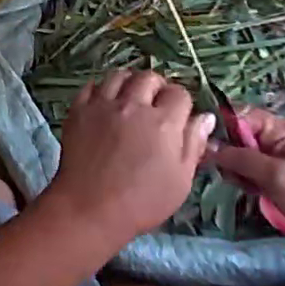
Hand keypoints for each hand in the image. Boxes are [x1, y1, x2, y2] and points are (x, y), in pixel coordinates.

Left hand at [44, 70, 215, 243]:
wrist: (89, 210)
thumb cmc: (142, 202)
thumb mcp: (180, 180)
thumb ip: (194, 144)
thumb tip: (205, 117)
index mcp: (163, 121)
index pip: (179, 93)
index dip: (181, 103)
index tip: (178, 116)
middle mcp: (134, 105)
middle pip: (149, 77)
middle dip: (157, 87)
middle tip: (155, 105)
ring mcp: (103, 105)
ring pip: (119, 75)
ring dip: (129, 82)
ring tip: (131, 98)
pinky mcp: (79, 110)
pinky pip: (91, 85)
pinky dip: (101, 89)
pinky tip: (105, 103)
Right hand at [210, 107, 284, 261]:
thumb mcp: (277, 176)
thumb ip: (243, 159)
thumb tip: (211, 146)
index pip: (249, 117)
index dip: (226, 125)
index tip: (203, 140)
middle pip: (247, 138)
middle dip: (230, 150)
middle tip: (218, 169)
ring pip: (250, 160)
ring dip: (239, 169)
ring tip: (235, 183)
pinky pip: (259, 177)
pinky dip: (249, 182)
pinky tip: (244, 190)